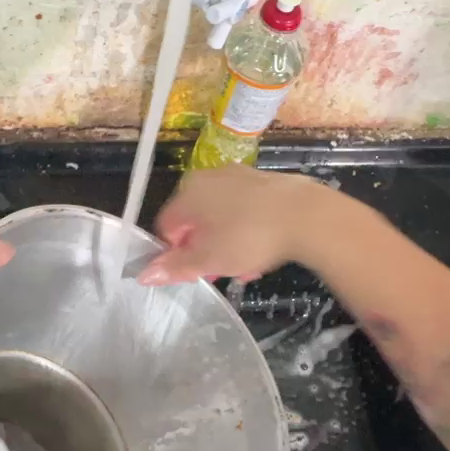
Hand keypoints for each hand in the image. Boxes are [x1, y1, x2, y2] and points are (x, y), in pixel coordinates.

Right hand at [138, 166, 337, 284]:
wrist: (306, 215)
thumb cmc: (247, 237)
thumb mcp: (208, 259)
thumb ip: (175, 267)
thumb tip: (144, 274)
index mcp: (186, 194)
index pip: (166, 228)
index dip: (175, 255)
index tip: (194, 273)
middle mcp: (207, 178)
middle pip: (195, 222)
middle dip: (205, 250)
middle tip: (222, 272)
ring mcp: (237, 176)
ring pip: (221, 218)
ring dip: (227, 245)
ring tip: (246, 267)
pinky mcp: (264, 181)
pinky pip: (244, 210)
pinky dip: (246, 230)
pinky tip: (263, 250)